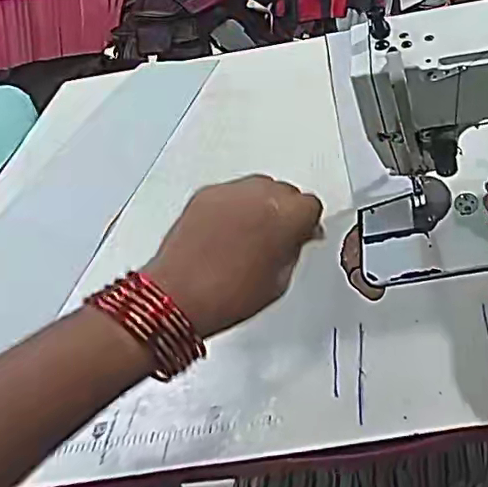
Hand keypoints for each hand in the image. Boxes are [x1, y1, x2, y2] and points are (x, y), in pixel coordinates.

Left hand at [144, 176, 323, 337]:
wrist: (176, 298)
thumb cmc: (226, 295)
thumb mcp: (280, 280)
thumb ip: (294, 249)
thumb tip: (295, 239)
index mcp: (288, 214)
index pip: (311, 205)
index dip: (307, 223)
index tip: (302, 234)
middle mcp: (262, 194)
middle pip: (286, 191)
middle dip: (285, 211)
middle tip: (276, 237)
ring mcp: (232, 192)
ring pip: (259, 187)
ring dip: (260, 205)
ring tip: (250, 234)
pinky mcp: (206, 194)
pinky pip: (231, 193)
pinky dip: (233, 206)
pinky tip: (227, 231)